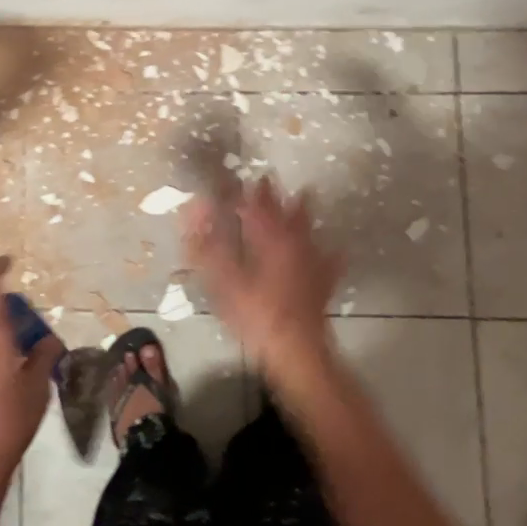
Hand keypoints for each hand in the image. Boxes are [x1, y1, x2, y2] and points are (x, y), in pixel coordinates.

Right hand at [183, 177, 344, 367]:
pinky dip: (328, 250)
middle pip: (286, 210)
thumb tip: (193, 210)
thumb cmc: (254, 312)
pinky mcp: (325, 280)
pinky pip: (330, 259)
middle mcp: (293, 242)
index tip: (241, 179)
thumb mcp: (222, 278)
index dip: (247, 190)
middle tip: (268, 179)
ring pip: (309, 228)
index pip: (256, 204)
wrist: (295, 347)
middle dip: (276, 194)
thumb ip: (206, 242)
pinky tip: (333, 248)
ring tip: (304, 195)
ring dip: (303, 211)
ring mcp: (313, 260)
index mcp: (268, 237)